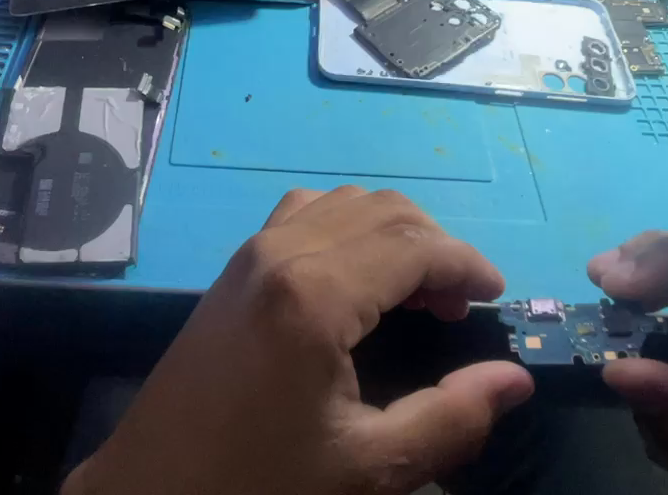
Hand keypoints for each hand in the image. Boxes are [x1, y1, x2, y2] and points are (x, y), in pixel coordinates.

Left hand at [64, 187, 532, 494]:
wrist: (155, 488)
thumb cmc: (261, 481)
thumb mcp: (367, 468)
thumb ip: (450, 419)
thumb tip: (512, 380)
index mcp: (316, 292)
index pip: (413, 243)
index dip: (466, 261)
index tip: (496, 295)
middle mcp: (283, 249)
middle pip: (383, 210)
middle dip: (434, 245)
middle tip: (457, 305)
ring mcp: (253, 249)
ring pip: (344, 202)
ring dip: (391, 231)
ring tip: (414, 290)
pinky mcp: (236, 263)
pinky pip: (306, 212)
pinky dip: (348, 226)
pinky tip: (356, 276)